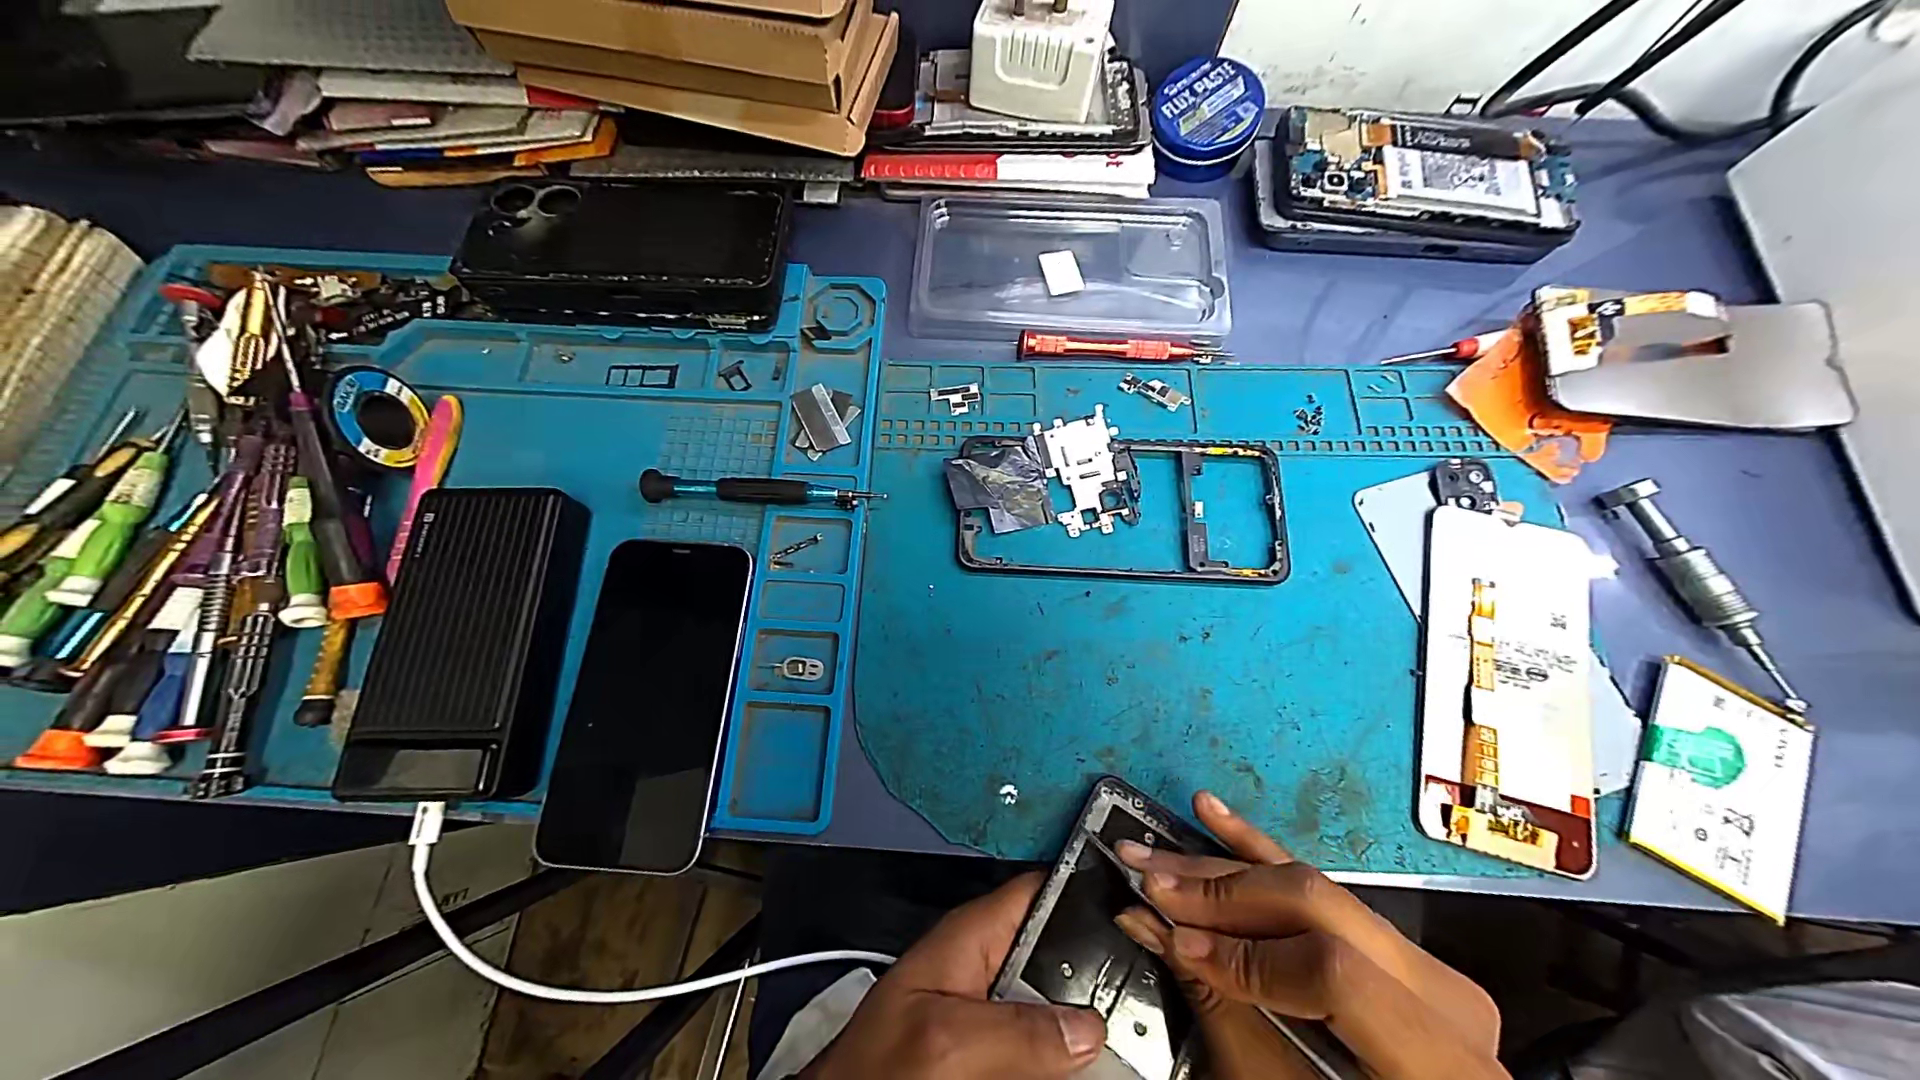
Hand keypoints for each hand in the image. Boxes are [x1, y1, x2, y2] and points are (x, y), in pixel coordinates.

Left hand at [803, 872, 1106, 1078]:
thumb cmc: (873, 1070)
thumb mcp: (946, 1041)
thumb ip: (1016, 1030)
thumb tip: (1086, 1027)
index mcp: (973, 937)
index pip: (1040, 890)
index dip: (1085, 890)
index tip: (1131, 907)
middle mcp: (986, 964)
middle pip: (1058, 952)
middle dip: (1096, 970)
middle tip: (1144, 994)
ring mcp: (989, 1009)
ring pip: (1056, 1003)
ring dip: (1086, 1020)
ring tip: (1133, 1040)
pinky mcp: (990, 1047)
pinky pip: (1041, 1043)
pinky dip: (1066, 1053)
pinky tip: (1092, 1066)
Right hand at [1112, 792, 1506, 1079]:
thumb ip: (1224, 1008)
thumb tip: (1156, 926)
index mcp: (1439, 1061)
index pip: (1333, 971)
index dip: (1247, 954)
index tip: (1177, 943)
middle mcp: (1442, 995)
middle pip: (1315, 905)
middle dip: (1219, 892)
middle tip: (1150, 882)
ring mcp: (1420, 961)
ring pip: (1306, 885)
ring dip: (1220, 867)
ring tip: (1156, 853)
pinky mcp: (1389, 943)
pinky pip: (1318, 885)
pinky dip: (1257, 849)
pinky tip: (1212, 815)